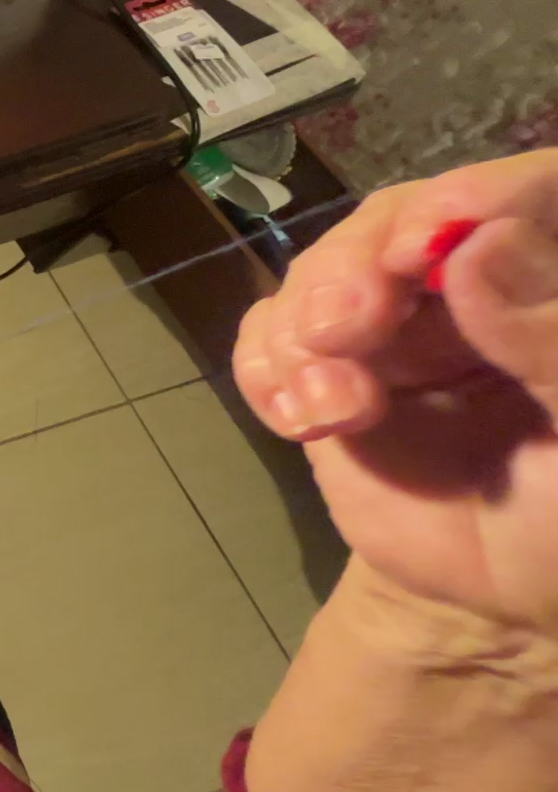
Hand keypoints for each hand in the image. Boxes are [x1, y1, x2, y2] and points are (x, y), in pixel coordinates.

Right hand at [233, 149, 557, 632]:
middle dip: (347, 273)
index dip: (471, 199)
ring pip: (312, 278)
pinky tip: (299, 421)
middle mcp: (475, 286)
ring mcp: (392, 325)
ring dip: (298, 339)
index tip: (420, 250)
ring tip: (330, 410)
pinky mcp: (322, 363)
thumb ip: (553, 342)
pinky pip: (262, 336)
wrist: (506, 596)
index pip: (529, 195)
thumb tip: (471, 245)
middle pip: (389, 226)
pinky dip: (263, 372)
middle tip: (342, 330)